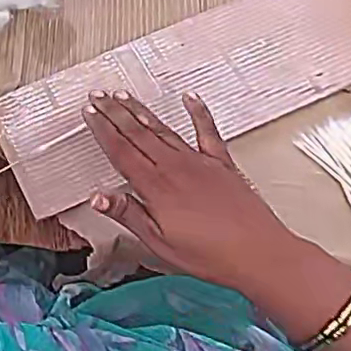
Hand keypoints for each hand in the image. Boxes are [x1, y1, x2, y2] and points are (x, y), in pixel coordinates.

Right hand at [82, 92, 310, 291]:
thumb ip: (128, 214)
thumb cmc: (211, 255)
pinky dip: (198, 112)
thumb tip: (98, 197)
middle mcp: (175, 167)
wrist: (261, 254)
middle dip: (113, 111)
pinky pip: (207, 131)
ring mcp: (199, 162)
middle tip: (98, 95)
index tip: (89, 113)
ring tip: (123, 96)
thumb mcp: (159, 242)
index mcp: (156, 186)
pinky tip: (189, 98)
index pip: (120, 150)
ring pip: (162, 128)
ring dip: (140, 110)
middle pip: (137, 132)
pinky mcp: (221, 164)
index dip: (101, 128)